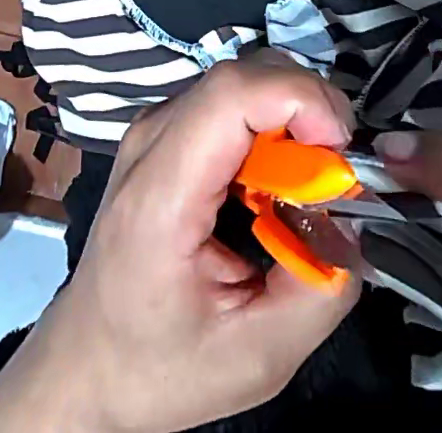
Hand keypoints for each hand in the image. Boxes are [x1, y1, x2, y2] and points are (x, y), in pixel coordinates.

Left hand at [0, 57, 359, 432]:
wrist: (81, 364)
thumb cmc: (157, 365)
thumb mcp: (256, 358)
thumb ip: (323, 291)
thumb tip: (359, 219)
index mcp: (162, 194)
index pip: (233, 94)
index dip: (300, 99)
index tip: (340, 151)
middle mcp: (152, 140)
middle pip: (244, 77)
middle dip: (309, 106)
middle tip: (336, 169)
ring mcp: (155, 129)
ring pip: (243, 81)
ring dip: (294, 114)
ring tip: (311, 176)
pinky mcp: (166, 132)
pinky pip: (233, 100)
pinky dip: (273, 122)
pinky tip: (278, 175)